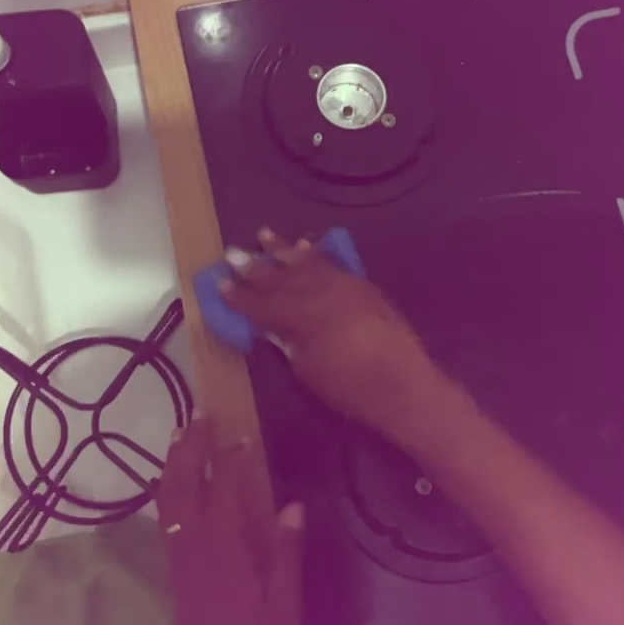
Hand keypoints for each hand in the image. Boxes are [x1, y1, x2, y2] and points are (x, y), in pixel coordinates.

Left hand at [154, 413, 303, 624]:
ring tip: (181, 434)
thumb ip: (286, 554)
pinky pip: (168, 514)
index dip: (231, 459)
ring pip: (169, 496)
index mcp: (223, 548)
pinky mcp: (177, 566)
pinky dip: (168, 487)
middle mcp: (195, 543)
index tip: (242, 433)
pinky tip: (173, 480)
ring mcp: (182, 554)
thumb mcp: (282, 606)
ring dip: (174, 462)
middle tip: (199, 415)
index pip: (224, 490)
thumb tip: (293, 505)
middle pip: (185, 484)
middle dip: (191, 448)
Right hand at [218, 229, 444, 434]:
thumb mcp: (307, 369)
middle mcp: (317, 292)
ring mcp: (342, 285)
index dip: (239, 296)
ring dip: (283, 250)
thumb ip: (288, 343)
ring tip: (264, 235)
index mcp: (298, 317)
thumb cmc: (349, 389)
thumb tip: (272, 328)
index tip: (220, 284)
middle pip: (279, 277)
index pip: (260, 304)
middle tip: (232, 253)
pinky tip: (306, 248)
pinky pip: (331, 264)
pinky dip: (315, 256)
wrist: (404, 385)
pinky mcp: (361, 286)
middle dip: (254, 267)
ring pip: (306, 262)